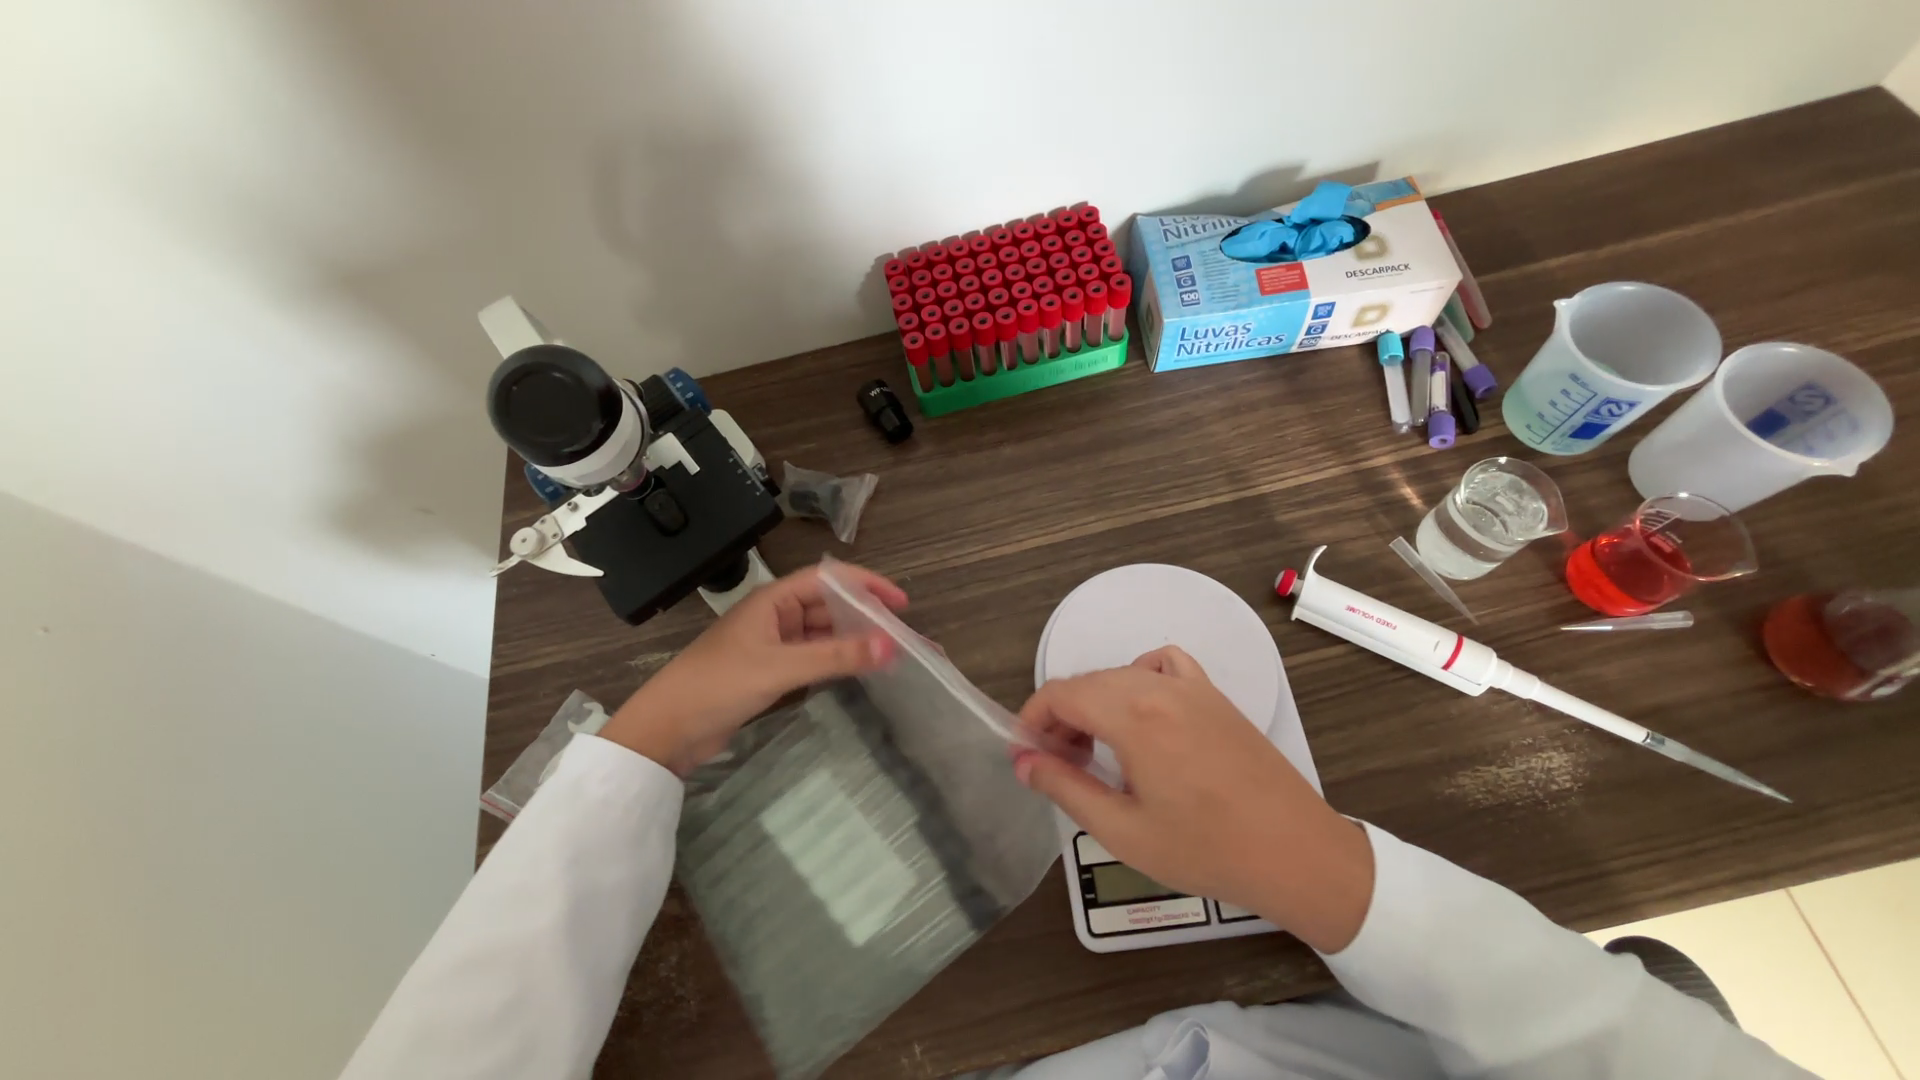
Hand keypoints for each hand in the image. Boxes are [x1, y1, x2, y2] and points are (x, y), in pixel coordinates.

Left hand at [600, 563, 905, 774]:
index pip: (829, 579)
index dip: (866, 586)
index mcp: (773, 600)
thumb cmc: (717, 686)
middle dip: (867, 618)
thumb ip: (835, 657)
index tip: (901, 603)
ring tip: (892, 655)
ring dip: (855, 642)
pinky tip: (860, 671)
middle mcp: (776, 616)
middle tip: (906, 636)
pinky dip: (837, 662)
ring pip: (824, 635)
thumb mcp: (779, 668)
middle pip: (830, 607)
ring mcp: (773, 645)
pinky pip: (814, 659)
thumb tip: (891, 646)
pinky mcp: (771, 673)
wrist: (666, 730)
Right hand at [1013, 646, 1373, 951]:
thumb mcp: (1122, 830)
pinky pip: (1165, 666)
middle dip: (1059, 717)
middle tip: (1054, 764)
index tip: (1024, 754)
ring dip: (1095, 703)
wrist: (1294, 853)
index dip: (1031, 718)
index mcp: (1133, 716)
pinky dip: (1140, 679)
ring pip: (1121, 675)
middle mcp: (1160, 687)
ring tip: (1093, 749)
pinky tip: (1141, 716)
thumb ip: (1065, 788)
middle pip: (1088, 682)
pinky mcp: (1215, 697)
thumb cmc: (1205, 849)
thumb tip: (1024, 762)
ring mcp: (1193, 688)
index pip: (1061, 693)